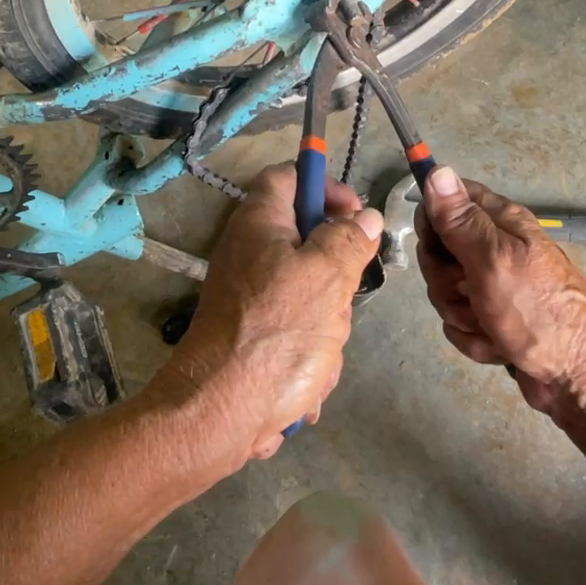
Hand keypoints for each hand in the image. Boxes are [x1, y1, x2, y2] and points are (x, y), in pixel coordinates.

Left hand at [145, 164, 381, 461]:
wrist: (220, 410)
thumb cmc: (276, 332)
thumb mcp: (326, 276)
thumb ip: (349, 240)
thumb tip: (365, 217)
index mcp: (258, 221)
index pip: (288, 175)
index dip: (325, 184)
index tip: (356, 214)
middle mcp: (247, 250)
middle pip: (305, 239)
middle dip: (335, 270)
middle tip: (344, 292)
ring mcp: (247, 294)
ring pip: (308, 291)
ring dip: (327, 320)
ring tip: (323, 348)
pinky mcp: (250, 333)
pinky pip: (295, 329)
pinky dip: (309, 350)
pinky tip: (308, 379)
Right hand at [415, 167, 585, 413]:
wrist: (577, 381)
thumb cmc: (539, 313)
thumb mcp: (493, 260)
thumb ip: (460, 219)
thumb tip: (437, 169)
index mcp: (501, 222)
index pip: (448, 199)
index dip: (433, 220)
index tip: (438, 245)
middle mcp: (497, 248)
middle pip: (439, 249)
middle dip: (445, 278)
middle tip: (469, 291)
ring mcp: (495, 285)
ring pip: (445, 288)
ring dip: (460, 312)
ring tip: (490, 325)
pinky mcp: (493, 317)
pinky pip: (459, 320)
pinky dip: (473, 337)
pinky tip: (497, 345)